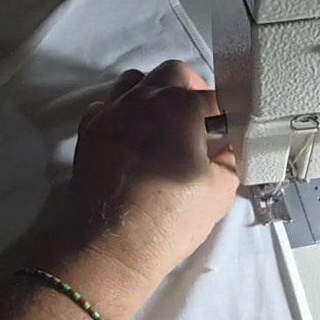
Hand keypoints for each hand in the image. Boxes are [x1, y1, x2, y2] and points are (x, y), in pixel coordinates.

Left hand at [59, 60, 238, 286]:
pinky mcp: (89, 129)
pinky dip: (122, 113)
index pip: (215, 98)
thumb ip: (229, 159)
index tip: (227, 134)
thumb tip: (224, 147)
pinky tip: (131, 138)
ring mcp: (112, 111)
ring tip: (163, 124)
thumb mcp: (220, 191)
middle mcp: (144, 98)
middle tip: (199, 122)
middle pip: (174, 73)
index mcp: (181, 106)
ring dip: (154, 93)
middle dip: (191, 90)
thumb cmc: (169, 218)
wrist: (110, 246)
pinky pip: (107, 105)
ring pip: (136, 81)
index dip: (225, 116)